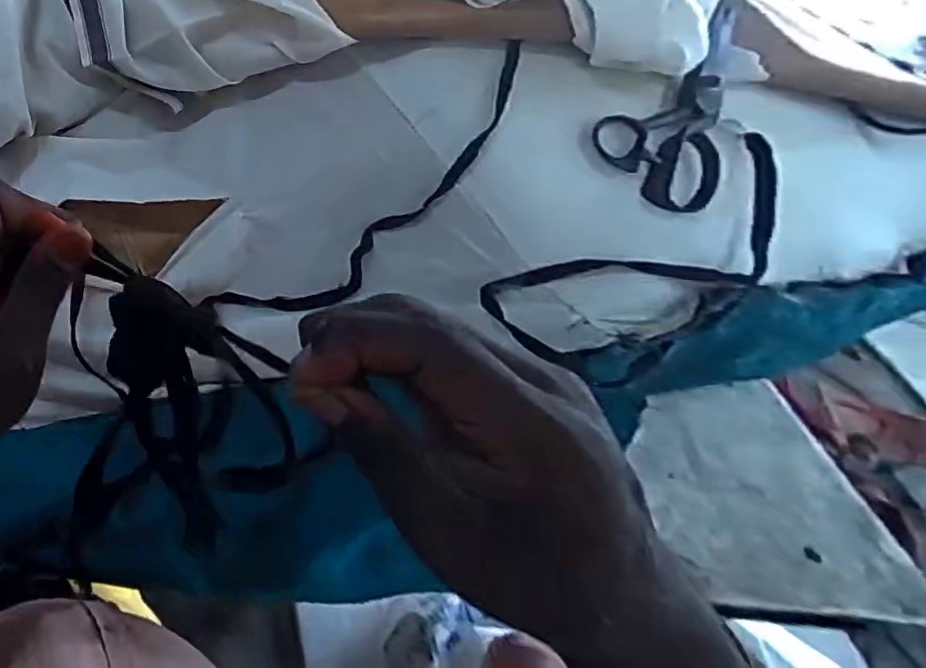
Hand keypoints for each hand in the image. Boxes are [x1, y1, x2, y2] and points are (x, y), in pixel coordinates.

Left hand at [0, 171, 91, 482]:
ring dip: (34, 258)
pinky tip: (34, 312)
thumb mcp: (14, 345)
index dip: (33, 211)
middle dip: (41, 234)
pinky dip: (20, 278)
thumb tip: (77, 230)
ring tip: (57, 298)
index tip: (65, 253)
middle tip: (71, 279)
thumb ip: (43, 283)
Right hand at [291, 297, 743, 667]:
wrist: (624, 606)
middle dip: (351, 330)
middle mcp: (539, 375)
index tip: (302, 375)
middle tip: (303, 369)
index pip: (429, 342)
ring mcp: (536, 370)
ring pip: (431, 321)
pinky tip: (366, 370)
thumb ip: (377, 447)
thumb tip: (308, 385)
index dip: (353, 342)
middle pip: (426, 319)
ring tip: (323, 367)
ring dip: (367, 333)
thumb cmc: (529, 578)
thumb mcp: (443, 527)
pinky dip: (391, 347)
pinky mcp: (524, 377)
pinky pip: (444, 342)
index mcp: (532, 419)